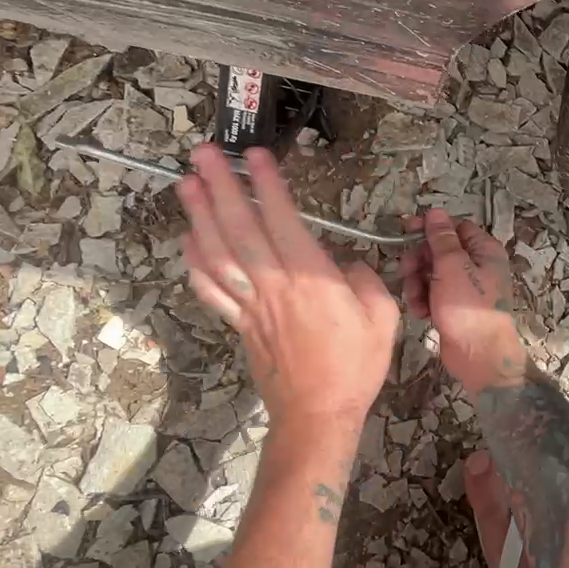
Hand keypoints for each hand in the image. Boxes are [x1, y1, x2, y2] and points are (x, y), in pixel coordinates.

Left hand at [177, 144, 399, 434]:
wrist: (318, 414)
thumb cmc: (355, 365)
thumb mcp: (382, 316)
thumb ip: (364, 280)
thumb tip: (345, 266)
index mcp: (311, 279)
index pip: (282, 220)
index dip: (267, 185)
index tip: (254, 155)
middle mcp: (273, 285)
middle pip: (238, 228)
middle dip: (220, 186)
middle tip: (204, 153)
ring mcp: (250, 305)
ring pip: (216, 253)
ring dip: (198, 215)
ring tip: (185, 182)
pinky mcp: (239, 324)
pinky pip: (209, 289)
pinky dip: (194, 262)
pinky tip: (188, 240)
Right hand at [398, 209, 524, 388]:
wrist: (479, 356)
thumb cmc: (468, 307)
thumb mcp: (453, 267)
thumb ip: (442, 239)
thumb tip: (435, 212)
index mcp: (485, 250)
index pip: (455, 227)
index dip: (430, 228)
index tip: (406, 230)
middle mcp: (478, 265)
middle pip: (440, 251)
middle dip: (420, 261)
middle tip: (406, 271)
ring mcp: (465, 288)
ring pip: (432, 273)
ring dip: (418, 284)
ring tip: (416, 300)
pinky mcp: (454, 307)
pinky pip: (433, 294)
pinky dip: (424, 300)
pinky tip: (420, 313)